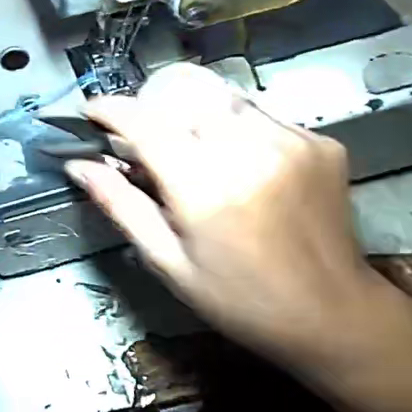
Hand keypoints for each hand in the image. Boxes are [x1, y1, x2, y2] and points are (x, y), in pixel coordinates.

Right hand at [64, 64, 394, 371]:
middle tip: (146, 142)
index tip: (92, 112)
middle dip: (155, 110)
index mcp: (206, 187)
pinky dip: (238, 131)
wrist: (333, 314)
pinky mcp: (320, 142)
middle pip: (183, 97)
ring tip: (197, 157)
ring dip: (197, 117)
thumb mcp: (170, 263)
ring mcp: (291, 141)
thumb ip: (121, 205)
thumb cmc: (241, 300)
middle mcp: (250, 151)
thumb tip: (79, 165)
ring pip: (224, 100)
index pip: (145, 123)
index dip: (111, 110)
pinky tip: (242, 168)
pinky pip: (262, 116)